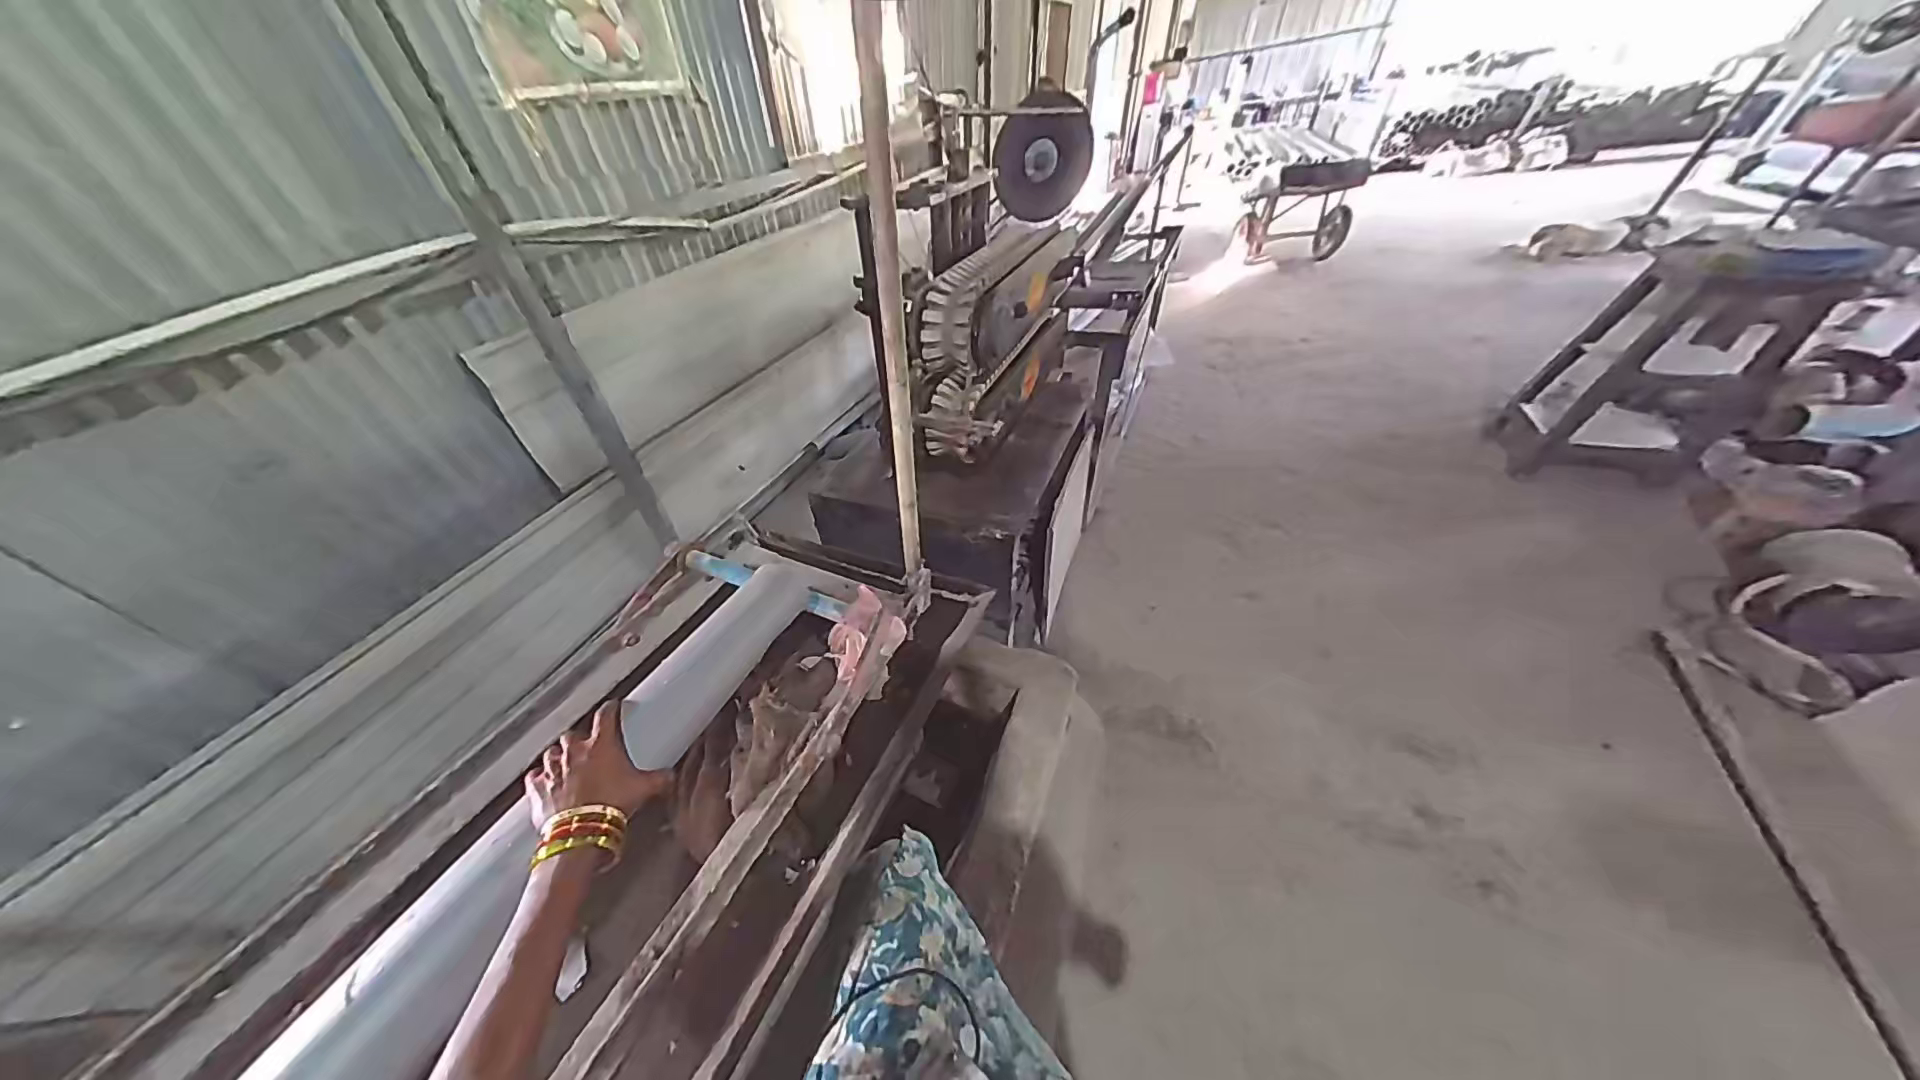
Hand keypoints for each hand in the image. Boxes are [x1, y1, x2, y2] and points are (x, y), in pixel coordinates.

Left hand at [525, 702, 673, 826]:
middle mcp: (575, 751)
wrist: (582, 830)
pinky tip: (544, 780)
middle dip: (579, 737)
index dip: (610, 709)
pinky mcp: (538, 789)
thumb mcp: (645, 788)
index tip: (612, 707)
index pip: (606, 715)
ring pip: (551, 753)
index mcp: (603, 744)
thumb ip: (660, 779)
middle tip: (588, 743)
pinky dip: (539, 777)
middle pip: (573, 733)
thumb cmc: (612, 803)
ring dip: (558, 755)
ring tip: (565, 761)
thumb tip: (670, 778)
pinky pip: (534, 777)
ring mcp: (553, 769)